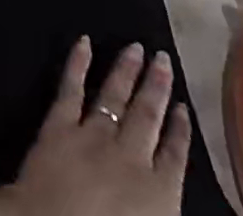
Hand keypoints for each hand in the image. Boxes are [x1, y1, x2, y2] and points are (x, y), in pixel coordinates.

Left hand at [10, 37, 192, 215]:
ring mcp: (94, 136)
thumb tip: (168, 194)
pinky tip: (84, 42)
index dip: (181, 129)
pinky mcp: (59, 125)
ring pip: (115, 96)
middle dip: (157, 86)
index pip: (176, 155)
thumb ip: (162, 208)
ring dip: (127, 71)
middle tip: (162, 57)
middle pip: (148, 115)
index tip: (183, 106)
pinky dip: (78, 63)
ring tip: (136, 47)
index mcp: (159, 193)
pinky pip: (71, 89)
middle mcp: (131, 156)